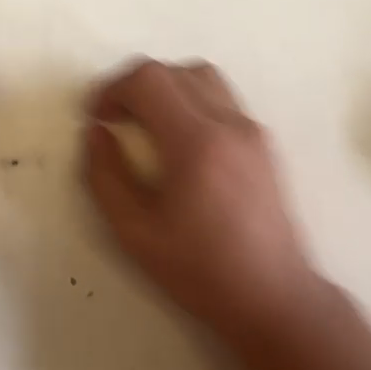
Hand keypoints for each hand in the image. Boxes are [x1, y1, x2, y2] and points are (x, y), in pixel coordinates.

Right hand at [83, 59, 321, 338]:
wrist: (274, 298)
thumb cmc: (199, 270)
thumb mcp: (133, 231)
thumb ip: (105, 175)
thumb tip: (97, 133)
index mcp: (196, 143)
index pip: (149, 80)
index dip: (113, 89)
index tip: (98, 119)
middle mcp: (229, 124)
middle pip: (173, 71)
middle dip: (134, 87)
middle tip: (116, 122)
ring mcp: (252, 130)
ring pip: (201, 77)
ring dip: (165, 88)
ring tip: (147, 125)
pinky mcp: (264, 143)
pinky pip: (221, 98)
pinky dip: (190, 102)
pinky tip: (179, 142)